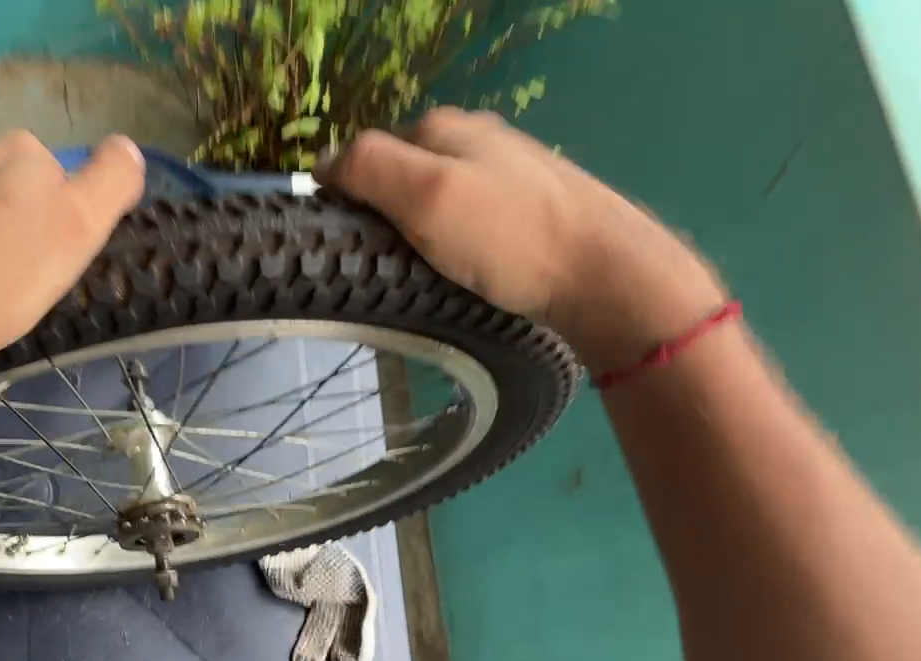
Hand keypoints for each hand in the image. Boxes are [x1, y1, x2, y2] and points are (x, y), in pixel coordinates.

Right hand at [316, 108, 725, 373]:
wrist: (598, 272)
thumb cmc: (505, 235)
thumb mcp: (426, 194)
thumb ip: (370, 168)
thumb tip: (322, 160)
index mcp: (441, 128)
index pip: (363, 152)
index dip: (341, 193)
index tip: (334, 241)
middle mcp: (470, 140)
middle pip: (394, 174)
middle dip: (372, 213)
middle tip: (368, 262)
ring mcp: (497, 174)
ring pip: (425, 199)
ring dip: (404, 232)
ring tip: (402, 273)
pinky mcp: (516, 210)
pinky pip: (454, 220)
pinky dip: (437, 243)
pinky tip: (444, 270)